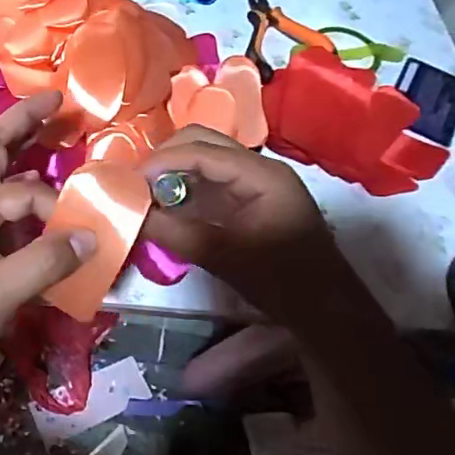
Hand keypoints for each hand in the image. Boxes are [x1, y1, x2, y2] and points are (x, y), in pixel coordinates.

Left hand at [0, 93, 92, 399]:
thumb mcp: (2, 290)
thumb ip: (48, 261)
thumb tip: (91, 235)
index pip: (29, 192)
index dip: (59, 210)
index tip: (80, 238)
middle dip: (26, 118)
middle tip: (57, 98)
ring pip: (1, 165)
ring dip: (25, 141)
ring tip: (53, 123)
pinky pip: (10, 195)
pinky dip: (29, 177)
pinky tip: (45, 177)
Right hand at [139, 127, 344, 309]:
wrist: (326, 311)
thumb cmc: (285, 283)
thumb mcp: (229, 259)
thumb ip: (180, 234)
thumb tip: (132, 215)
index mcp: (262, 174)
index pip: (204, 149)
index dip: (163, 161)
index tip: (128, 182)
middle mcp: (258, 168)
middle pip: (204, 143)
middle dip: (165, 160)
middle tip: (134, 187)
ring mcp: (253, 183)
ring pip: (204, 161)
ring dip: (172, 174)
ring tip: (142, 196)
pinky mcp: (246, 201)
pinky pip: (209, 184)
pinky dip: (184, 191)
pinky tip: (164, 208)